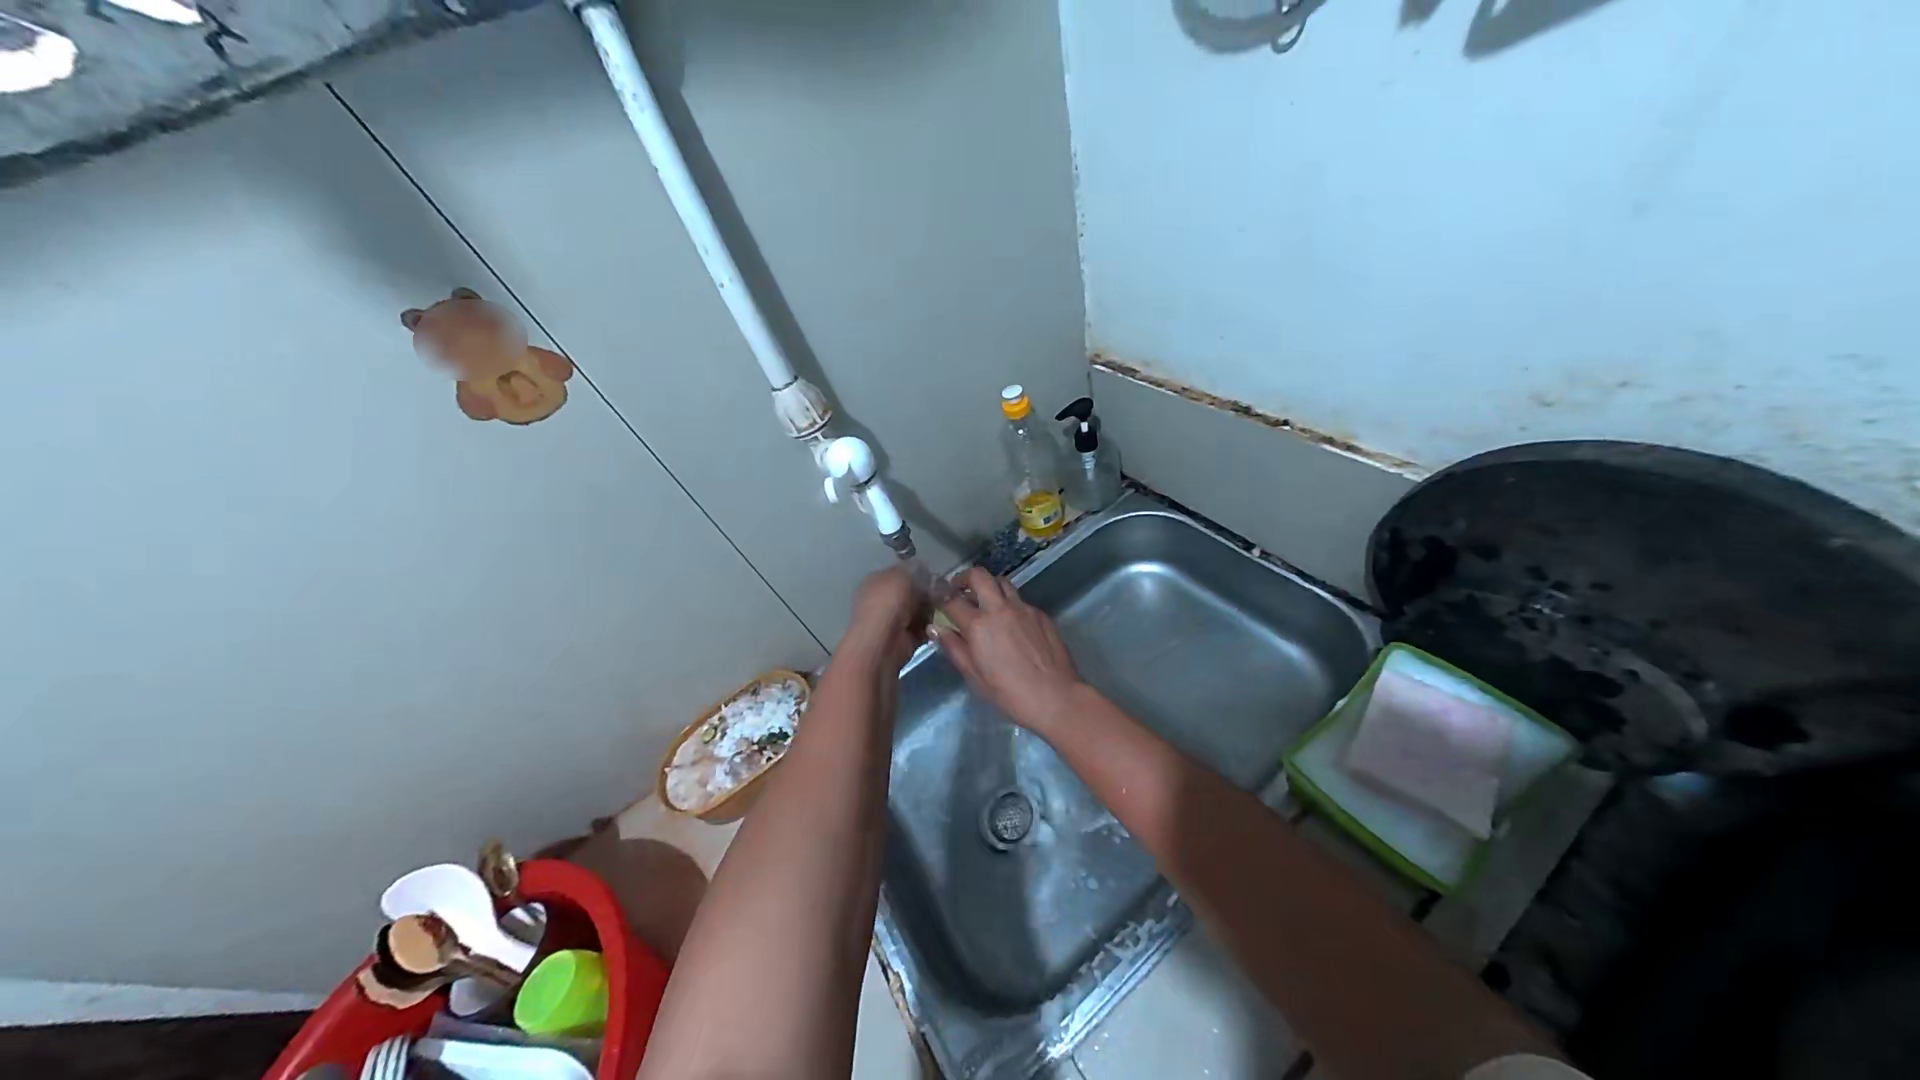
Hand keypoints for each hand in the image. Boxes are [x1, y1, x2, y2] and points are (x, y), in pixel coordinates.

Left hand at [844, 566, 928, 669]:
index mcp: (878, 580)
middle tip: (939, 596)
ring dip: (930, 611)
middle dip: (928, 594)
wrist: (883, 642)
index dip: (920, 574)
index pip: (903, 572)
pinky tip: (933, 626)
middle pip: (913, 592)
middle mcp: (883, 599)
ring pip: (920, 610)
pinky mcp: (903, 638)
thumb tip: (926, 573)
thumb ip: (916, 569)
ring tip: (938, 611)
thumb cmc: (889, 603)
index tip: (935, 578)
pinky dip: (929, 628)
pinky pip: (922, 628)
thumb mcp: (903, 574)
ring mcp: (892, 620)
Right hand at [934, 568, 1087, 733]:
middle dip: (965, 577)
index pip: (952, 600)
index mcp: (979, 625)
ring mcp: (1023, 609)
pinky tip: (1011, 623)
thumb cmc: (1009, 693)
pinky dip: (1010, 604)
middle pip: (979, 576)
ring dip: (989, 586)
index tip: (937, 597)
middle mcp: (1000, 609)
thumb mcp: (974, 676)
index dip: (941, 596)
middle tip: (960, 589)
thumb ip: (954, 648)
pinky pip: (1020, 600)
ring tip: (985, 601)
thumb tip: (937, 629)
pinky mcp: (1041, 614)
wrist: (1055, 696)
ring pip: (1002, 582)